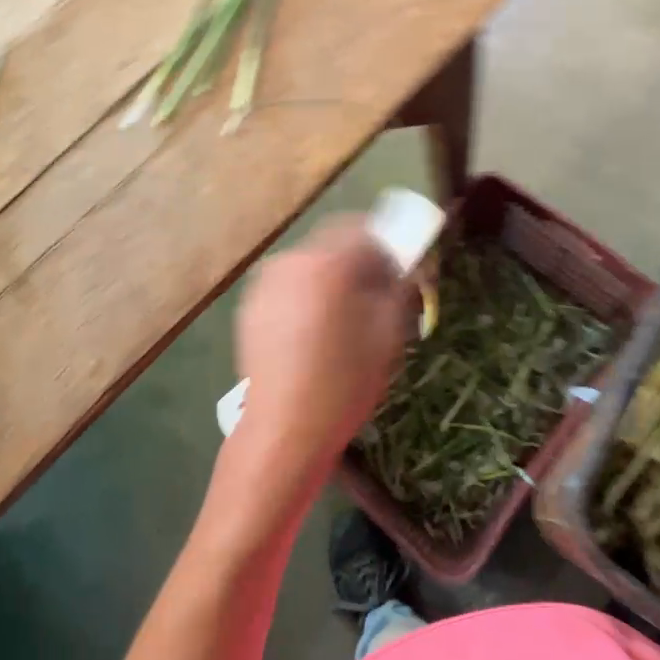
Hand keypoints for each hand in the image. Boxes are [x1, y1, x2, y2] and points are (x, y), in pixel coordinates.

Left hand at [235, 220, 414, 464]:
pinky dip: (309, 296)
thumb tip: (407, 266)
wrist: (283, 430)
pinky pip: (290, 287)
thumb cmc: (343, 384)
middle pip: (335, 244)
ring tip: (351, 317)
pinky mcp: (251, 307)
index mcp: (327, 262)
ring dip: (335, 278)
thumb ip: (401, 288)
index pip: (366, 229)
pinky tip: (319, 332)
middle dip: (362, 260)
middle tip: (383, 293)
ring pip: (311, 265)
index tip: (407, 268)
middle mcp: (290, 261)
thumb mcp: (389, 335)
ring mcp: (265, 283)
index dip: (391, 244)